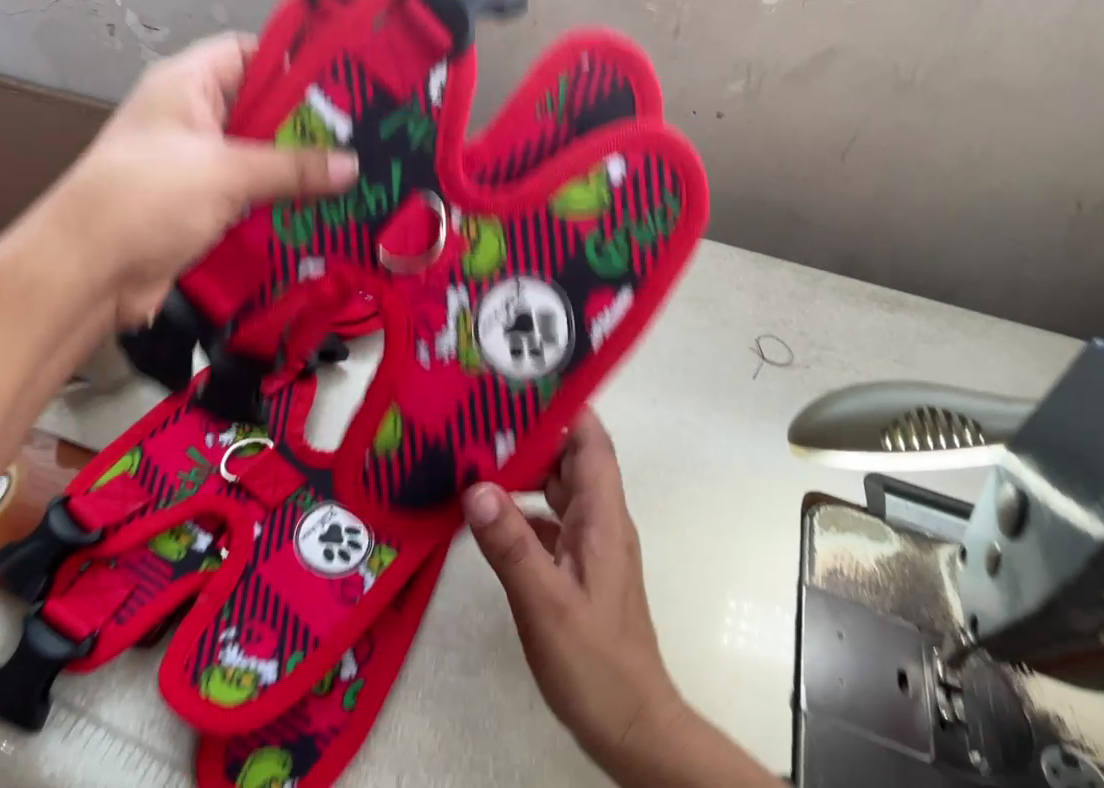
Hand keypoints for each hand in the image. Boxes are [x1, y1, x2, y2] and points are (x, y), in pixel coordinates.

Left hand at [54, 33, 356, 326]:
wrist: (88, 273)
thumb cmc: (147, 199)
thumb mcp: (225, 173)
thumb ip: (293, 167)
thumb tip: (353, 165)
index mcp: (186, 85)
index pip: (248, 53)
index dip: (293, 63)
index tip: (346, 82)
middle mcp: (193, 118)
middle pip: (261, 109)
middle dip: (308, 125)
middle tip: (366, 135)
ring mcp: (197, 165)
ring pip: (261, 157)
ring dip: (299, 171)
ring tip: (359, 174)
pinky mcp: (203, 207)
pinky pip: (253, 196)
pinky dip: (282, 203)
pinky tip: (325, 211)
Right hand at [462, 409, 682, 770]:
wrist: (629, 722)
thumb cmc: (594, 661)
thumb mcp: (545, 603)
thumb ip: (511, 544)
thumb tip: (476, 487)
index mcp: (603, 518)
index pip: (591, 443)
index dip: (565, 408)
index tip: (522, 382)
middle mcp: (601, 522)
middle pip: (571, 459)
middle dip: (532, 433)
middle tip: (480, 413)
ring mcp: (590, 546)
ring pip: (558, 489)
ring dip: (523, 470)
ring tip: (474, 454)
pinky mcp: (577, 568)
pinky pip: (549, 521)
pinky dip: (520, 509)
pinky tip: (485, 514)